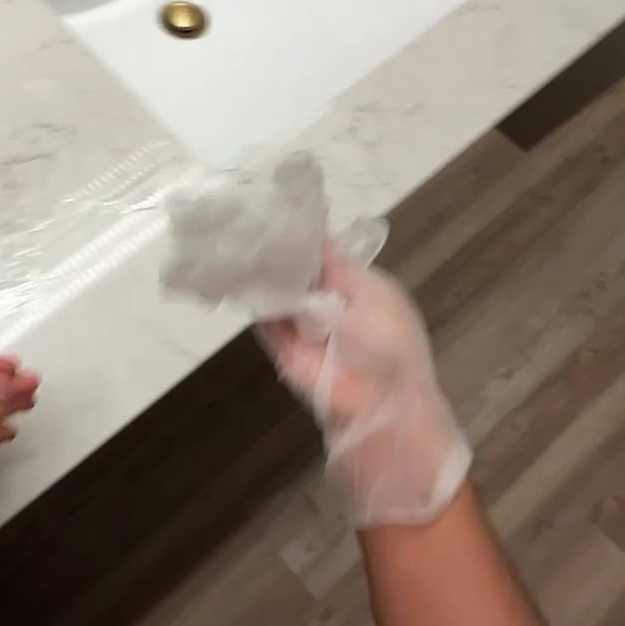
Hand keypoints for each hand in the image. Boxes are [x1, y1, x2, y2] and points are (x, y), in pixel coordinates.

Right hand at [257, 245, 469, 525]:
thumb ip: (340, 267)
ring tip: (240, 245)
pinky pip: (264, 319)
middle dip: (282, 258)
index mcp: (360, 294)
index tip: (281, 221)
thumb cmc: (387, 343)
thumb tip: (316, 238)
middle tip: (255, 228)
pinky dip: (252, 301)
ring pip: (279, 295)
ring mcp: (304, 328)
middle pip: (299, 276)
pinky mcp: (281, 348)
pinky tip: (236, 275)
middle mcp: (330, 308)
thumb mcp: (374, 294)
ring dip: (265, 277)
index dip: (307, 244)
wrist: (377, 404)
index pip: (327, 261)